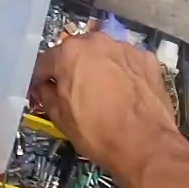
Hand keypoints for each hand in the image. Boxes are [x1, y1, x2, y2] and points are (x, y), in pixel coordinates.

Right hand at [31, 31, 188, 182]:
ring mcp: (124, 47)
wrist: (146, 145)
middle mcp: (96, 41)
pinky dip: (123, 72)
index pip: (45, 61)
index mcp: (69, 52)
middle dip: (72, 69)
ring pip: (103, 54)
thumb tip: (44, 87)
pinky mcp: (147, 58)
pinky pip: (126, 62)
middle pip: (76, 52)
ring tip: (104, 93)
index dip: (41, 78)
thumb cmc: (97, 131)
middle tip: (74, 92)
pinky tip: (125, 92)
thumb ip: (46, 95)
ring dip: (98, 67)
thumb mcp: (60, 118)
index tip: (42, 90)